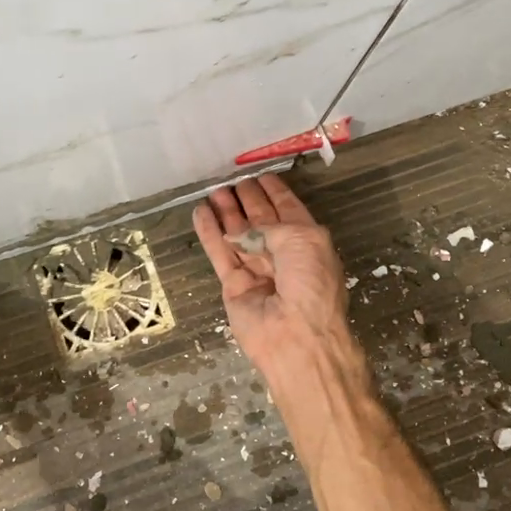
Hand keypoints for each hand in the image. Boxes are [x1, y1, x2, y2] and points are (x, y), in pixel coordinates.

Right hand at [192, 175, 364, 395]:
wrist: (295, 336)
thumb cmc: (310, 284)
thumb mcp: (305, 241)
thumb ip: (275, 226)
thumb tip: (248, 230)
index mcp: (307, 243)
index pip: (288, 211)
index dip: (275, 193)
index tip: (260, 175)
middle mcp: (283, 256)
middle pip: (261, 221)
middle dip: (248, 199)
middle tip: (231, 180)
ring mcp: (257, 271)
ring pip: (238, 235)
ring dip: (226, 212)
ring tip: (213, 190)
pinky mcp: (233, 285)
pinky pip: (220, 254)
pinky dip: (210, 233)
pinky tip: (200, 212)